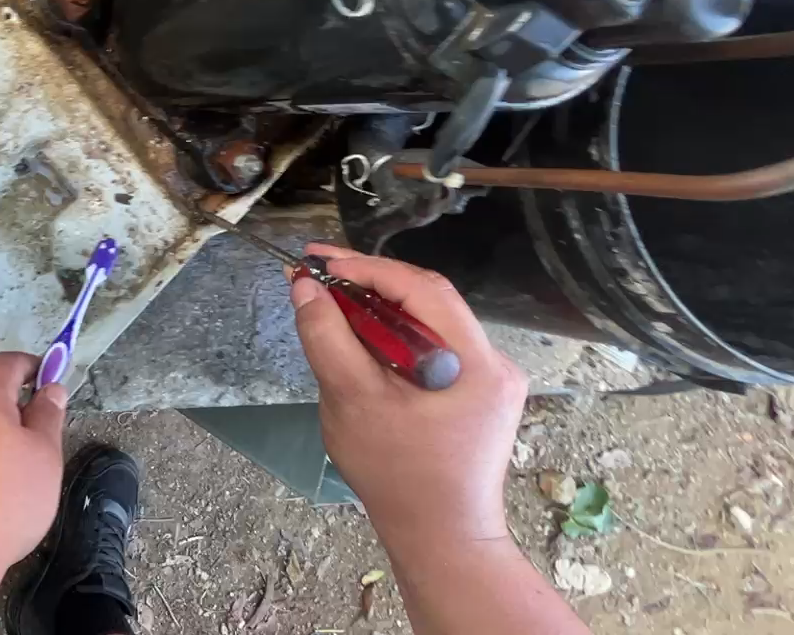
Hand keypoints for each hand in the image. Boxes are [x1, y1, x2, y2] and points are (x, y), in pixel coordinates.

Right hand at [290, 245, 527, 551]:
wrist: (438, 531)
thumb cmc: (395, 467)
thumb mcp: (350, 396)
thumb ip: (326, 335)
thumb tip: (303, 285)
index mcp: (475, 361)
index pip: (420, 288)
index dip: (364, 267)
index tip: (315, 262)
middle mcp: (490, 361)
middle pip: (423, 296)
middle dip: (364, 278)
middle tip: (312, 270)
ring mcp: (483, 375)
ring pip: (420, 316)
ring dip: (370, 301)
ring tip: (323, 297)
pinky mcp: (469, 387)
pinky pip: (422, 338)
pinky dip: (383, 326)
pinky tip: (352, 331)